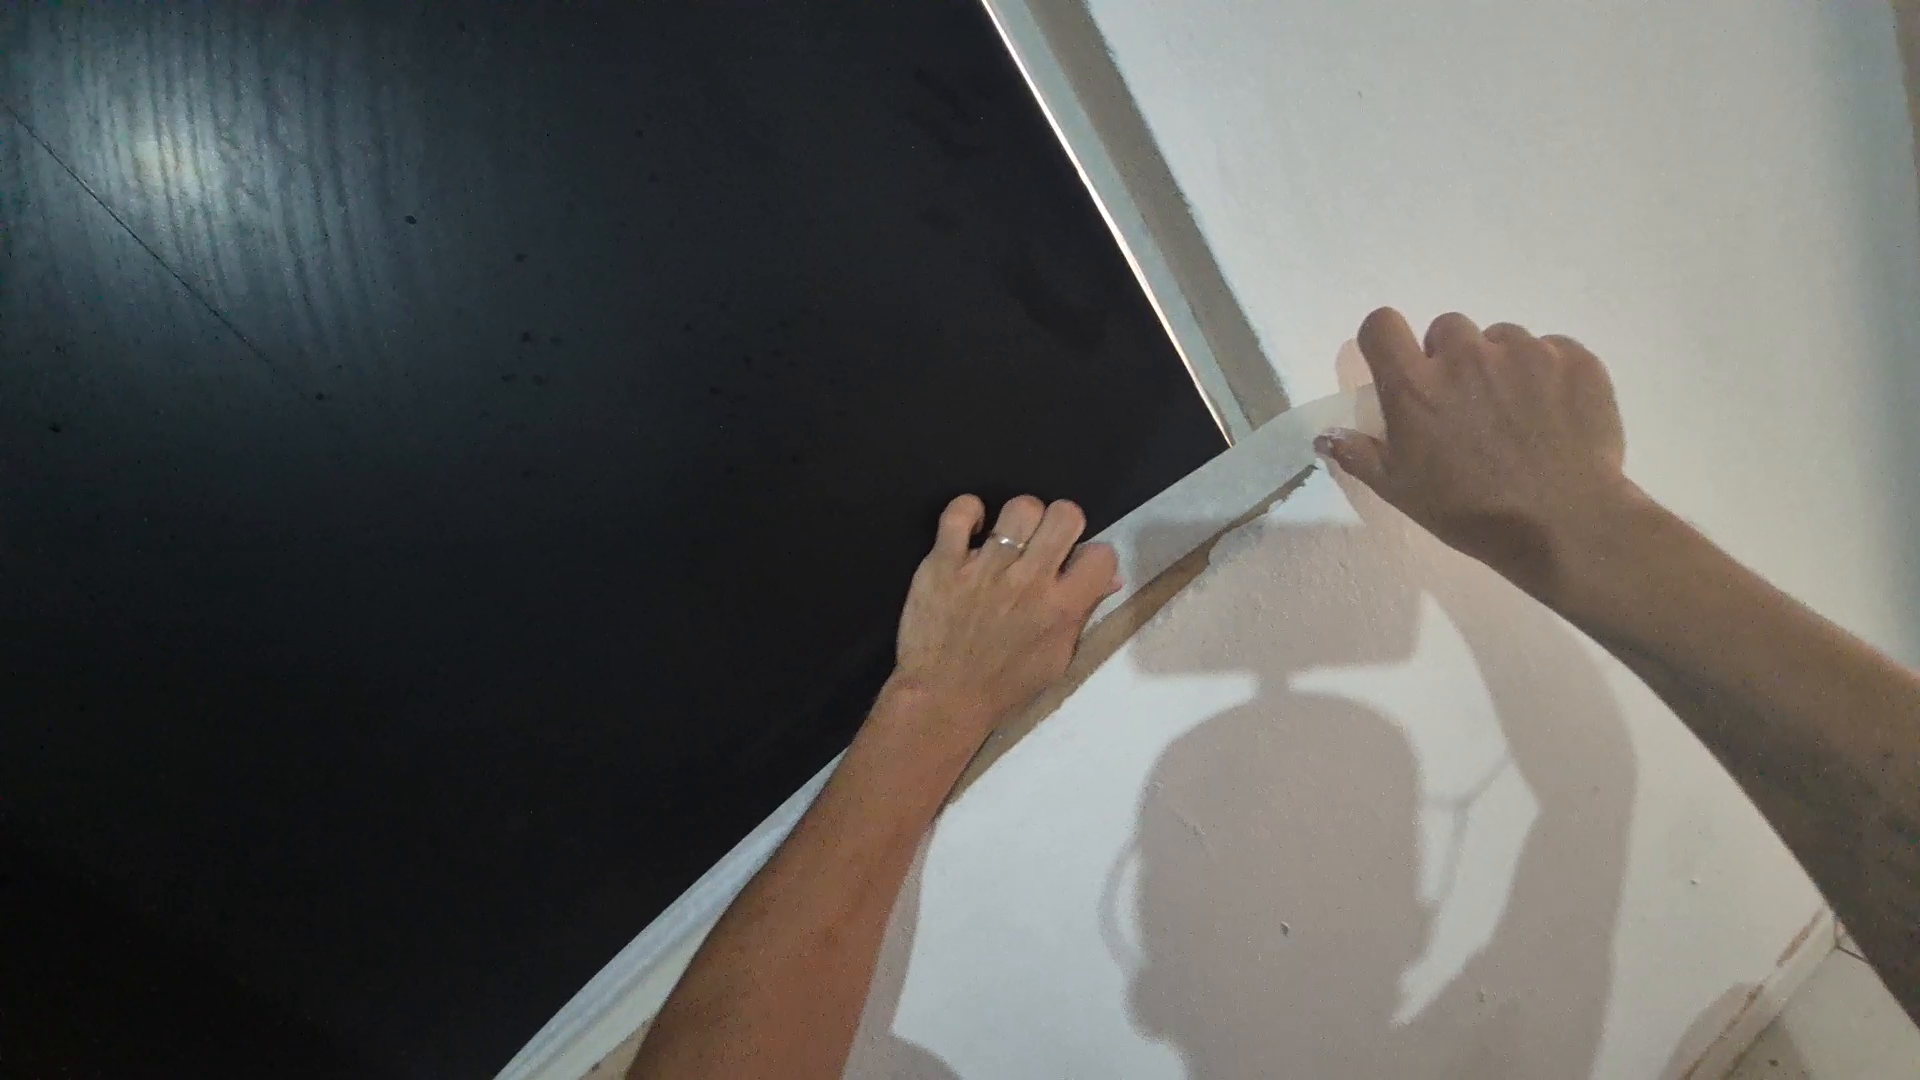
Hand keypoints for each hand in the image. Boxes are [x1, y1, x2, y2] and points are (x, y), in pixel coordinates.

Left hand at [888, 494, 1119, 740]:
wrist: (942, 698)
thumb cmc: (1003, 685)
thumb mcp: (1056, 659)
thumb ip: (1082, 614)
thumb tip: (1109, 577)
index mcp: (1060, 608)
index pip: (1102, 554)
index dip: (1093, 555)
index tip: (1076, 565)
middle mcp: (1028, 580)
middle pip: (1065, 515)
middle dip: (1061, 522)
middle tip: (1044, 543)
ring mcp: (985, 567)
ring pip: (1019, 507)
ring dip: (1020, 517)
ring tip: (1009, 538)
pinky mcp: (944, 561)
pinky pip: (959, 511)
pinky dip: (968, 511)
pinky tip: (972, 528)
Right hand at [1317, 308, 1643, 601]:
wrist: (1560, 520)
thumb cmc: (1463, 508)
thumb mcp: (1396, 488)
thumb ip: (1357, 454)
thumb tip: (1325, 435)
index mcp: (1413, 386)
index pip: (1381, 326)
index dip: (1383, 338)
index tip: (1393, 361)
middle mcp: (1465, 356)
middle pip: (1445, 328)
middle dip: (1446, 356)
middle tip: (1458, 398)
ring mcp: (1525, 353)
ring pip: (1499, 338)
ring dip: (1495, 363)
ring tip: (1507, 408)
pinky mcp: (1575, 359)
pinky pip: (1549, 348)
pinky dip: (1543, 371)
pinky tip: (1545, 411)